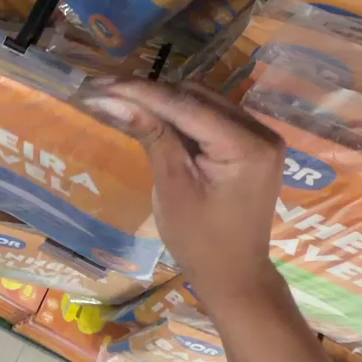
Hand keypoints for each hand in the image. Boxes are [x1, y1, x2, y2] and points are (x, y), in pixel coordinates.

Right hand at [92, 81, 285, 303]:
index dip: (141, 92)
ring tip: (120, 102)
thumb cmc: (200, 240)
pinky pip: (209, 117)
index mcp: (246, 146)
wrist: (234, 274)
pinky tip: (148, 117)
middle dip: (149, 94)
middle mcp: (260, 131)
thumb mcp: (172, 187)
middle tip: (104, 94)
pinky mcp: (250, 144)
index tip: (101, 87)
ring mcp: (259, 137)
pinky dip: (178, 116)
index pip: (185, 105)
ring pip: (201, 102)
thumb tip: (115, 100)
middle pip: (195, 96)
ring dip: (161, 102)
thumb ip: (151, 136)